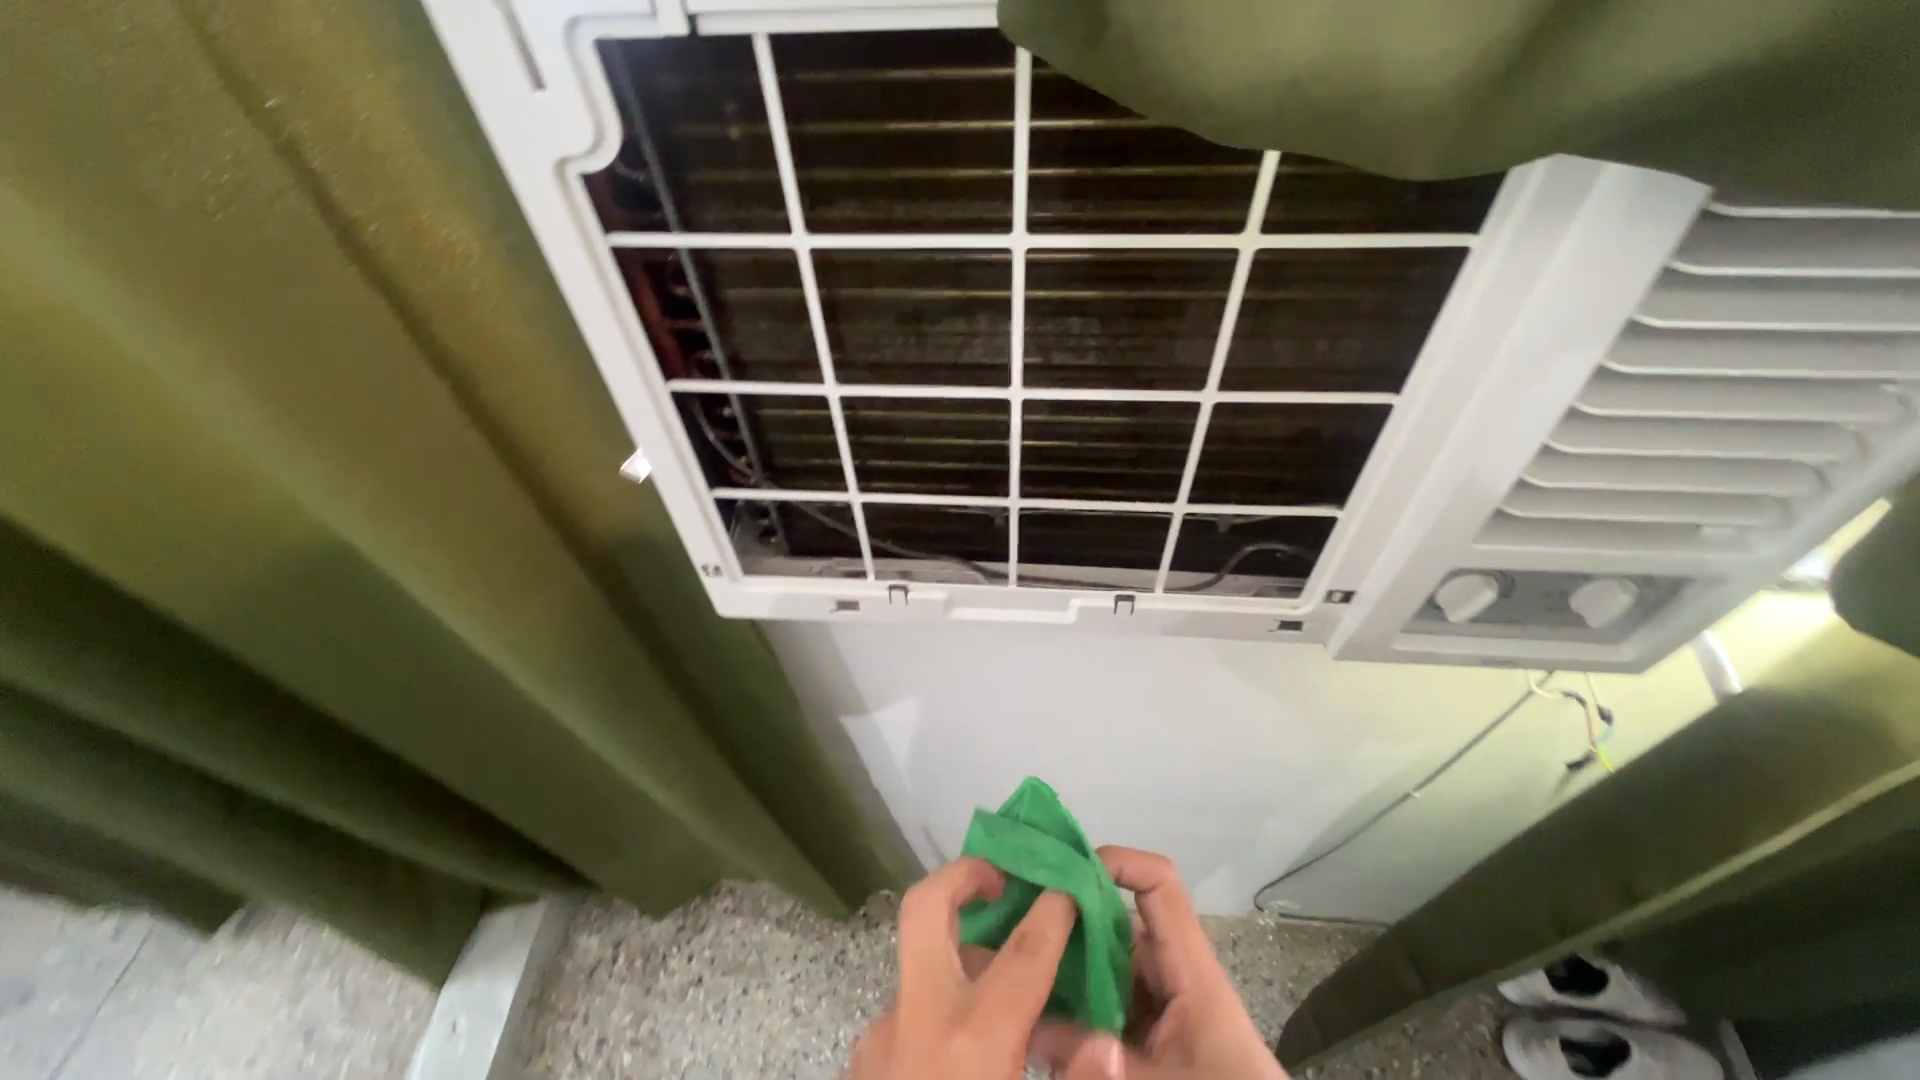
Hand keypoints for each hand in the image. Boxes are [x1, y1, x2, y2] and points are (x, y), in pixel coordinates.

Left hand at [849, 856, 1106, 1079]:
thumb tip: (1106, 1043)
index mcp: (972, 1043)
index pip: (1023, 953)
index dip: (1054, 911)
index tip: (1071, 888)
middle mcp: (917, 1022)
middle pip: (925, 910)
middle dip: (964, 877)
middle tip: (1002, 880)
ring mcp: (880, 1037)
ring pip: (917, 964)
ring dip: (956, 954)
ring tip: (1004, 982)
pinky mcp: (862, 1060)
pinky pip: (909, 1012)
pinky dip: (941, 1008)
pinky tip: (966, 1053)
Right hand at [1033, 846, 1288, 1079]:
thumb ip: (1094, 1060)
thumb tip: (1026, 1024)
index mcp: (1190, 970)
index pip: (1159, 885)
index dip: (1116, 862)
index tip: (1059, 874)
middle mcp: (1172, 975)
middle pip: (1115, 926)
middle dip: (1066, 924)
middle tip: (1010, 932)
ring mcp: (1160, 1007)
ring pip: (1103, 968)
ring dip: (1064, 972)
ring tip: (1012, 976)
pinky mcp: (1151, 1036)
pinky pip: (1105, 1005)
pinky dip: (1073, 1009)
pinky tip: (1035, 1022)